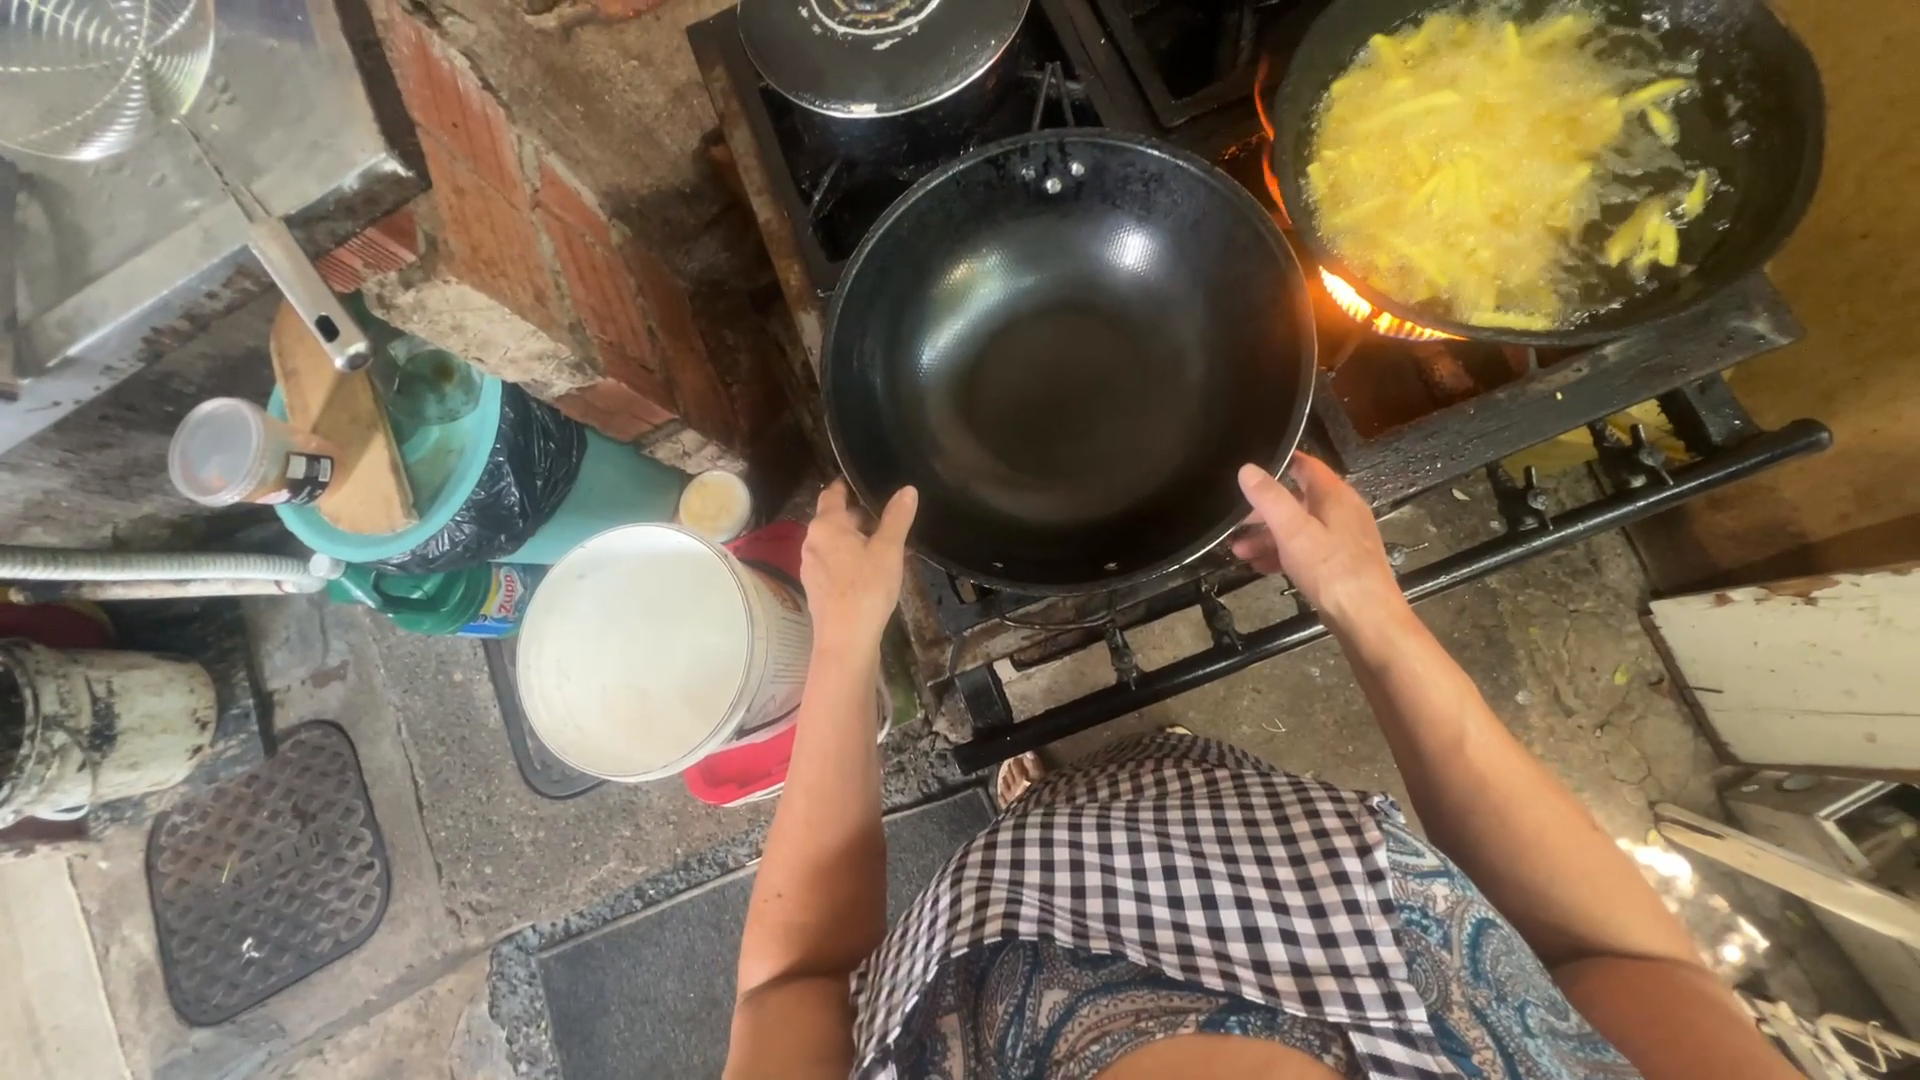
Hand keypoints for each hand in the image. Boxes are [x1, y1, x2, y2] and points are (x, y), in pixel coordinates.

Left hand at [801, 480, 918, 654]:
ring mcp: (810, 567)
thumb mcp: (889, 549)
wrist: (846, 640)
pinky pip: (834, 564)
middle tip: (888, 520)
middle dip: (859, 518)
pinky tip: (871, 573)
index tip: (864, 483)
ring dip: (856, 542)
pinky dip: (850, 561)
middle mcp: (811, 542)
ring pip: (835, 544)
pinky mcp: (816, 589)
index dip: (847, 486)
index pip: (833, 494)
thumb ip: (897, 518)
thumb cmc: (867, 588)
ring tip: (884, 547)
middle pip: (835, 520)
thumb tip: (907, 490)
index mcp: (826, 526)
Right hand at [1231, 455, 1401, 628]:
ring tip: (1238, 550)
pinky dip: (1282, 553)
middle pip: (1297, 499)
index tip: (1248, 469)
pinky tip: (1260, 566)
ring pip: (1299, 528)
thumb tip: (1247, 468)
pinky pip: (1305, 549)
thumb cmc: (1330, 570)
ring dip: (1268, 536)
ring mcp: (1342, 538)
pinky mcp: (1339, 563)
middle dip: (1263, 510)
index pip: (1305, 465)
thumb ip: (1269, 498)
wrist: (1365, 618)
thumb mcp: (1293, 530)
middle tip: (1234, 520)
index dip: (1278, 462)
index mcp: (1334, 496)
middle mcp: (1342, 511)